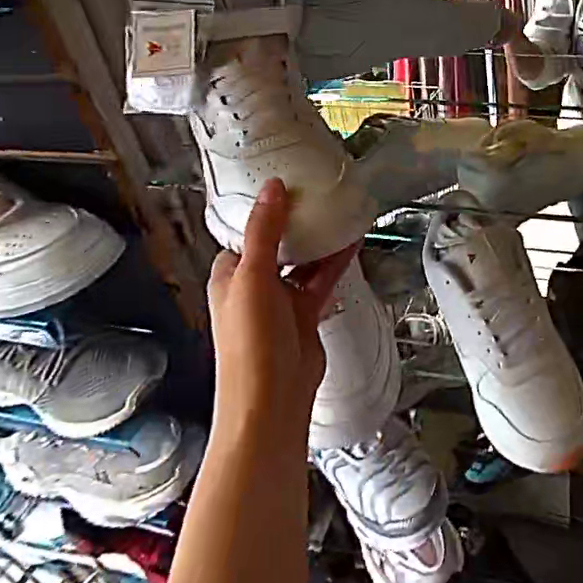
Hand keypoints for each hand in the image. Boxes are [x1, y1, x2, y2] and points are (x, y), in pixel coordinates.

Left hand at [207, 179, 356, 435]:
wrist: (272, 399)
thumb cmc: (250, 345)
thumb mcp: (252, 277)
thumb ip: (264, 231)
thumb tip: (271, 188)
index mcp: (231, 274)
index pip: (248, 230)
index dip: (266, 206)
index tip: (289, 182)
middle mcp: (254, 285)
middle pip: (278, 242)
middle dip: (298, 220)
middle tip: (320, 192)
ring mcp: (280, 300)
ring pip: (303, 259)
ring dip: (320, 239)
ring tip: (340, 211)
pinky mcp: (304, 313)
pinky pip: (322, 278)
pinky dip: (336, 260)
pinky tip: (351, 241)